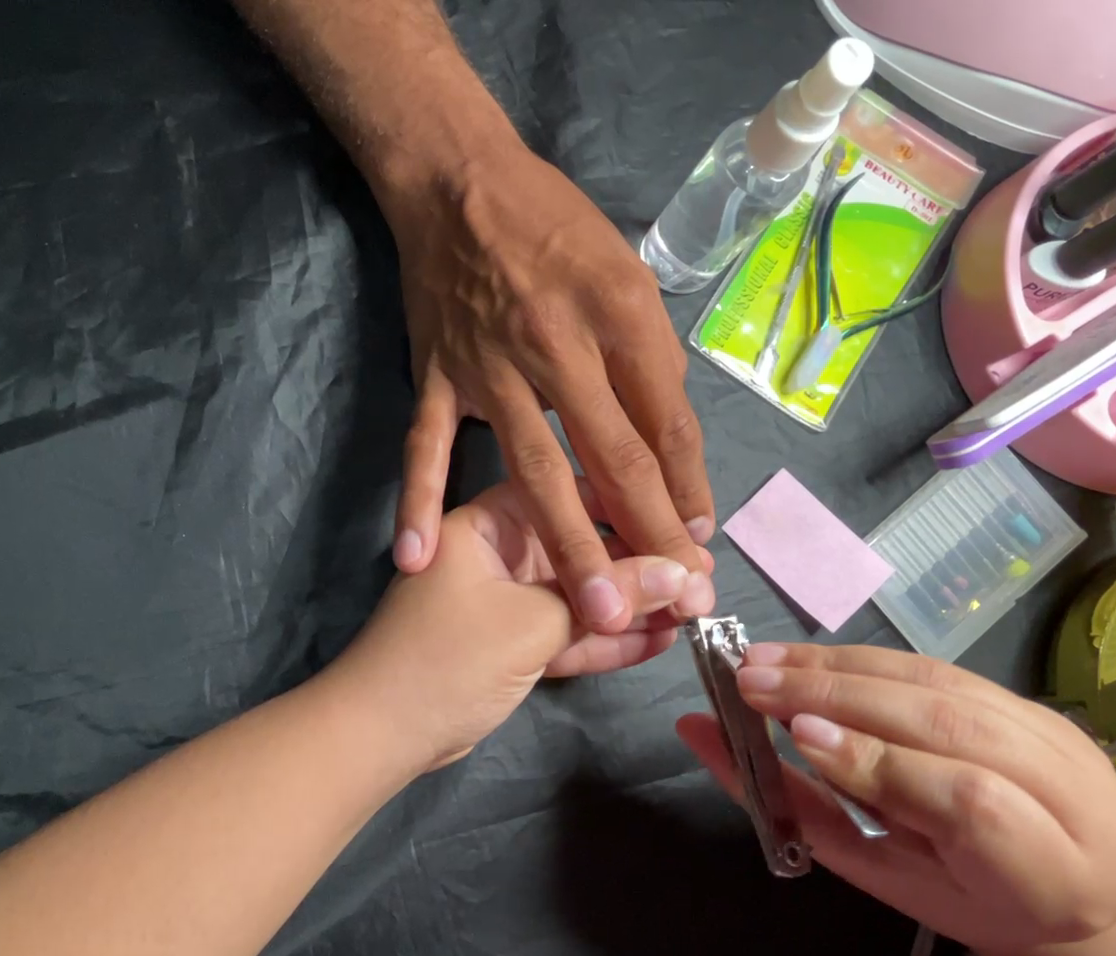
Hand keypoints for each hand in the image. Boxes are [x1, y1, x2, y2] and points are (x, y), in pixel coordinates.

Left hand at [329, 481, 690, 773]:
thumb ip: (605, 598)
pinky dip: (607, 640)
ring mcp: (507, 602)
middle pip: (581, 551)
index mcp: (486, 524)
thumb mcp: (530, 622)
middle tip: (703, 584)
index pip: (567, 498)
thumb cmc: (446, 658)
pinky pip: (568, 634)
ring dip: (632, 609)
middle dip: (641, 569)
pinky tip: (660, 639)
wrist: (383, 734)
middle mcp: (499, 554)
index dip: (628, 512)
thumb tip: (683, 575)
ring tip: (696, 613)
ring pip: (581, 597)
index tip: (685, 529)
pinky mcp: (513, 645)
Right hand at [381, 146, 715, 632]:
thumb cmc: (553, 224)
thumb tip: (665, 440)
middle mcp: (560, 346)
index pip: (667, 423)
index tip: (698, 547)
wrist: (458, 183)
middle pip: (614, 458)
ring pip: (535, 469)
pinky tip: (418, 559)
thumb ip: (648, 357)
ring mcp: (491, 369)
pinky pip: (424, 448)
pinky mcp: (436, 379)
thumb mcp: (625, 272)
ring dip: (569, 544)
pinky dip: (417, 502)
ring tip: (595, 612)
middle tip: (675, 606)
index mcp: (620, 314)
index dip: (689, 491)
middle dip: (650, 537)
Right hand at [676, 644, 1115, 954]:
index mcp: (1048, 877)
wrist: (1059, 889)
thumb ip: (786, 801)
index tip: (793, 731)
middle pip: (953, 725)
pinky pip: (942, 669)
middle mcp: (1079, 800)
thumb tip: (695, 729)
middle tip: (751, 680)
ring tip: (766, 660)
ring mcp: (1066, 742)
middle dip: (840, 694)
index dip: (878, 760)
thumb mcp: (869, 871)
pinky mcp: (1040, 706)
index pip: (965, 803)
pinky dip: (867, 659)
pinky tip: (811, 658)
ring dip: (843, 665)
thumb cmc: (949, 896)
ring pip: (945, 684)